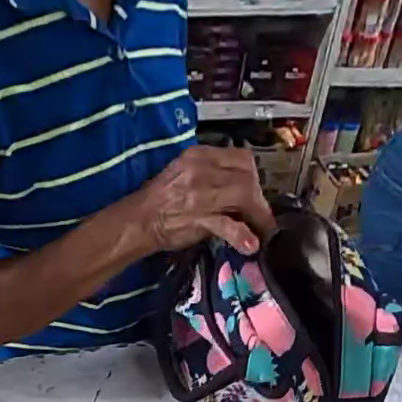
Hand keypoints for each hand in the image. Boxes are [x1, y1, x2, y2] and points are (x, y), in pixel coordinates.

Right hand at [129, 147, 275, 255]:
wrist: (139, 220)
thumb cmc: (162, 199)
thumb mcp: (188, 174)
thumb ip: (214, 176)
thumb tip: (241, 191)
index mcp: (200, 155)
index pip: (242, 158)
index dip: (255, 178)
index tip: (256, 194)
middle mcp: (203, 169)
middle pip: (248, 177)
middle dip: (260, 199)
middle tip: (260, 217)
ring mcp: (201, 193)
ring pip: (244, 196)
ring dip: (258, 216)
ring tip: (261, 231)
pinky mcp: (199, 217)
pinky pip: (228, 225)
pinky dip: (242, 236)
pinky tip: (250, 245)